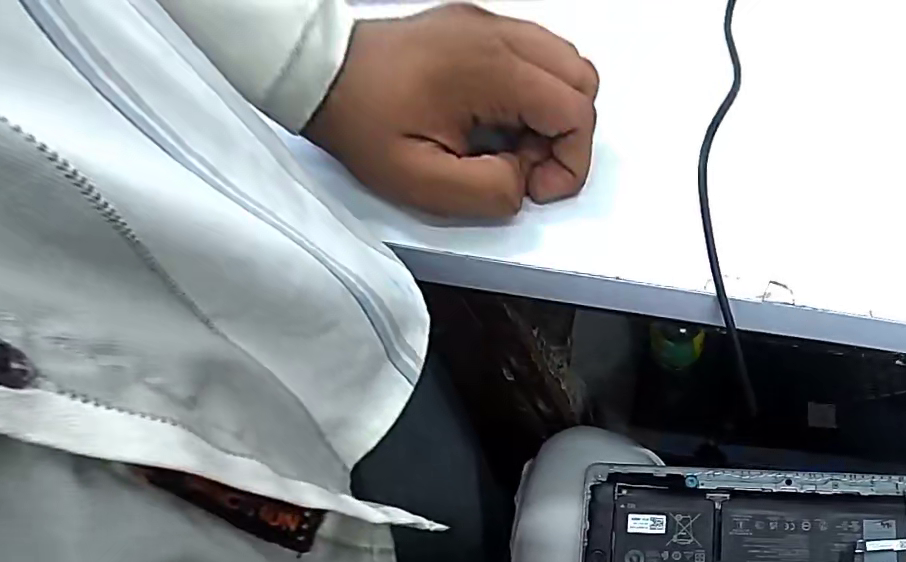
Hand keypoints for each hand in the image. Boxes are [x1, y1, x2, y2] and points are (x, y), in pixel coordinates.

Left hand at [307, 3, 598, 219]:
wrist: (323, 77)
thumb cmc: (366, 125)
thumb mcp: (427, 184)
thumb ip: (491, 191)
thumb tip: (522, 180)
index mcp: (490, 68)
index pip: (577, 110)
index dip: (569, 162)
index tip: (534, 186)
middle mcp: (496, 34)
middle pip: (582, 81)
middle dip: (567, 138)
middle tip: (527, 165)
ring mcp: (488, 26)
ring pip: (565, 67)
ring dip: (553, 117)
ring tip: (513, 145)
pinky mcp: (478, 31)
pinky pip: (536, 59)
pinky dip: (535, 98)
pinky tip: (501, 123)